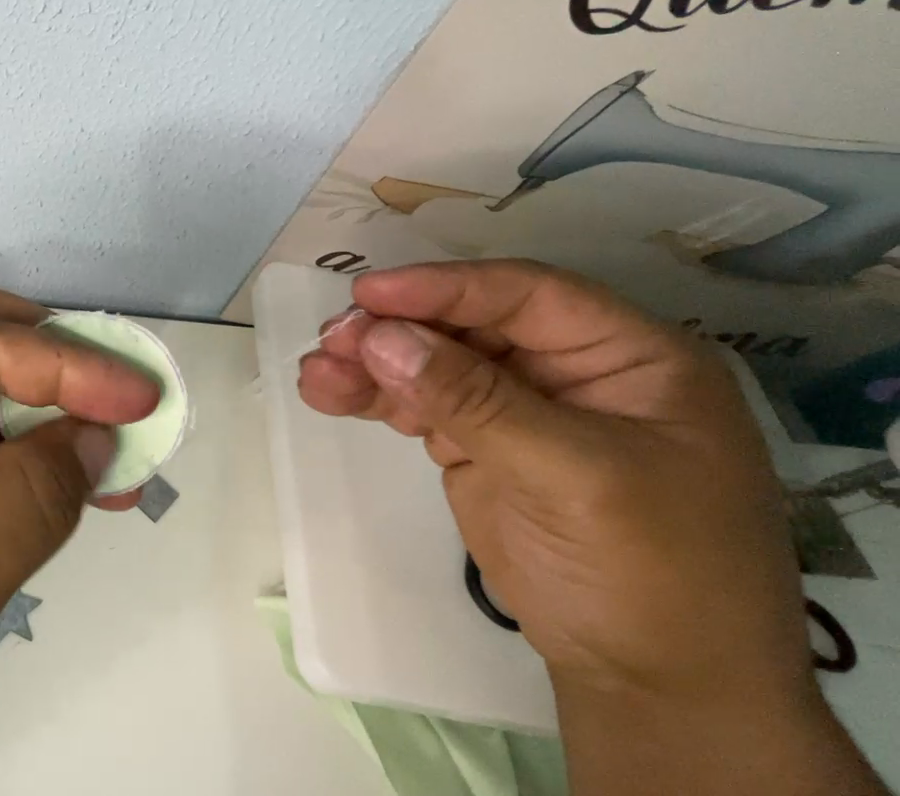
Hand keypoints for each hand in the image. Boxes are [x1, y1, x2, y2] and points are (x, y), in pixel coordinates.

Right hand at [297, 259, 804, 699]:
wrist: (656, 684)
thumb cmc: (653, 571)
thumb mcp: (575, 476)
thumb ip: (475, 401)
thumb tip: (379, 338)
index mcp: (629, 358)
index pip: (528, 296)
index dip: (446, 288)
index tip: (368, 293)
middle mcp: (570, 371)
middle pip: (468, 326)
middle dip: (397, 328)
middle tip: (332, 339)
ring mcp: (520, 411)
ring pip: (433, 364)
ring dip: (371, 364)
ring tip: (316, 372)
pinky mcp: (479, 448)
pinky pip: (418, 407)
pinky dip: (373, 398)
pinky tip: (327, 393)